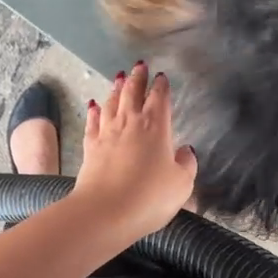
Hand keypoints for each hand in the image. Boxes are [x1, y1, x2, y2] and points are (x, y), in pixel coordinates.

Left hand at [70, 61, 196, 239]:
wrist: (105, 211)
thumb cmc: (149, 197)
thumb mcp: (181, 185)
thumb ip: (186, 165)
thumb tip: (186, 151)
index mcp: (155, 126)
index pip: (159, 98)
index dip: (161, 86)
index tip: (161, 76)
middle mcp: (130, 122)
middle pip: (133, 93)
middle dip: (137, 78)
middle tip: (139, 65)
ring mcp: (107, 133)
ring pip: (112, 102)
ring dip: (116, 88)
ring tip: (120, 77)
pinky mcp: (90, 146)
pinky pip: (92, 122)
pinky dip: (94, 111)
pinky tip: (93, 104)